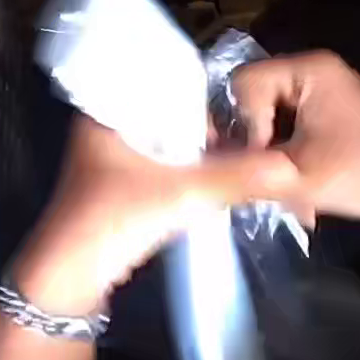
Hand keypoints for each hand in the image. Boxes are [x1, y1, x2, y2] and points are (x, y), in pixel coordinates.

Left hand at [10, 115, 299, 315]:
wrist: (70, 276)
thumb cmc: (115, 218)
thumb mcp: (181, 195)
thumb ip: (234, 179)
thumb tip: (288, 168)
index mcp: (104, 111)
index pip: (155, 84)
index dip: (196, 95)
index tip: (233, 110)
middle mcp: (102, 126)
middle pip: (161, 114)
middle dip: (199, 127)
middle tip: (239, 138)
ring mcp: (107, 157)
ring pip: (160, 140)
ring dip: (192, 151)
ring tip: (231, 156)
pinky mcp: (115, 184)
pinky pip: (155, 163)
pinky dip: (180, 169)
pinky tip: (208, 178)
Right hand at [231, 51, 359, 223]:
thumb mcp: (301, 176)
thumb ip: (245, 173)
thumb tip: (195, 175)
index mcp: (304, 69)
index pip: (242, 85)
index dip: (243, 125)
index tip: (263, 161)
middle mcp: (309, 71)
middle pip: (252, 102)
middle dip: (255, 146)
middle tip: (263, 180)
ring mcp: (320, 93)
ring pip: (269, 122)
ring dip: (271, 160)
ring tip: (284, 194)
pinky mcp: (328, 115)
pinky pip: (289, 130)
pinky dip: (288, 160)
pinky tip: (298, 194)